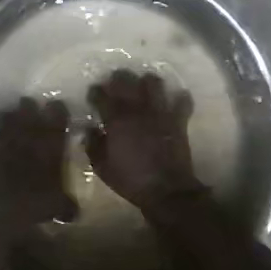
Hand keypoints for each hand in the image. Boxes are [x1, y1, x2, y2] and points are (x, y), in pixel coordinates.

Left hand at [0, 98, 76, 242]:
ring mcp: (2, 135)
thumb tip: (72, 210)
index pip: (58, 110)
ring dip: (9, 119)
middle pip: (28, 104)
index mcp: (50, 139)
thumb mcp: (58, 205)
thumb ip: (66, 202)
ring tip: (12, 127)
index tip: (59, 115)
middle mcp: (27, 130)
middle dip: (30, 109)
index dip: (58, 111)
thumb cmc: (35, 204)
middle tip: (33, 117)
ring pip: (6, 114)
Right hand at [85, 70, 202, 212]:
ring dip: (147, 82)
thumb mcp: (102, 167)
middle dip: (118, 78)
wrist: (166, 190)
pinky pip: (181, 100)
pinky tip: (173, 99)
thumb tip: (88, 129)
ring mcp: (159, 111)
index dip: (95, 92)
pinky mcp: (178, 119)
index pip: (100, 94)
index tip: (93, 95)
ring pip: (153, 82)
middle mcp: (137, 108)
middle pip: (125, 80)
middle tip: (115, 85)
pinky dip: (178, 97)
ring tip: (143, 87)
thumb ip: (92, 145)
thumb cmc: (130, 179)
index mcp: (115, 119)